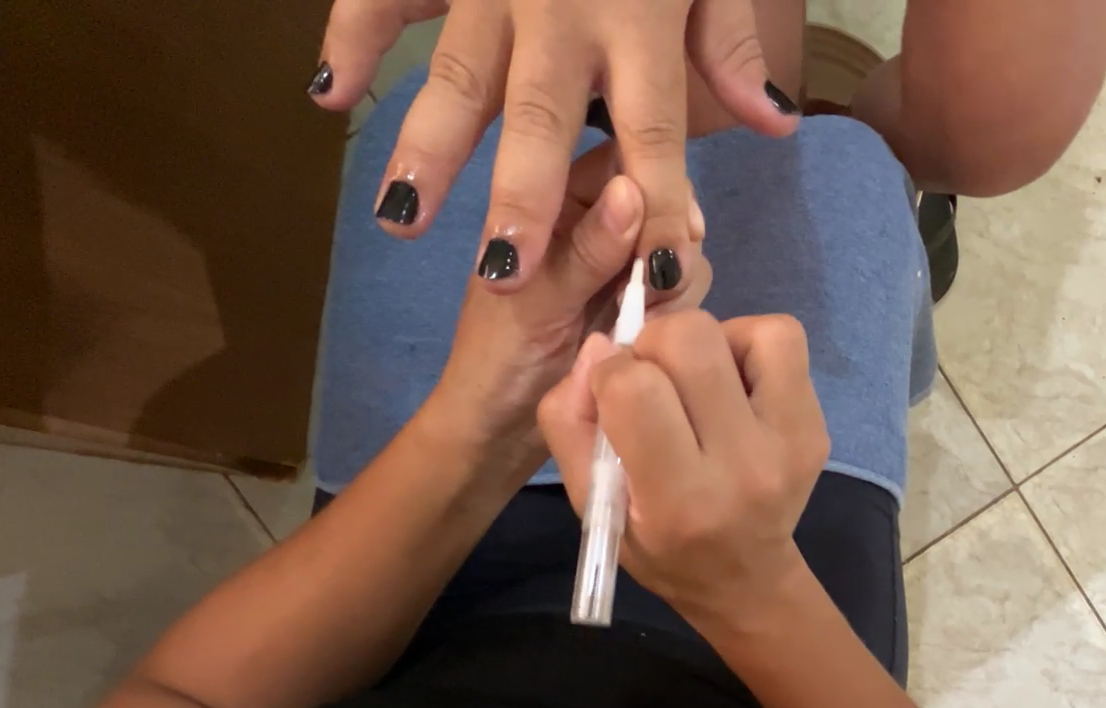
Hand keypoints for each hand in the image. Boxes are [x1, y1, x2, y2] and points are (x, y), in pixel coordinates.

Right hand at [310, 0, 798, 295]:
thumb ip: (731, 44)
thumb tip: (775, 124)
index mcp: (638, 21)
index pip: (654, 133)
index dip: (661, 209)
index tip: (658, 281)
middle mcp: (560, 11)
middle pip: (542, 121)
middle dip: (523, 200)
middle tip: (505, 273)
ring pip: (457, 74)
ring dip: (427, 148)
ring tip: (403, 219)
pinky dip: (353, 37)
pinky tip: (331, 96)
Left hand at [423, 150, 713, 454]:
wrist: (504, 431)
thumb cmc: (499, 358)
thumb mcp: (537, 299)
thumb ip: (586, 249)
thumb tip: (634, 189)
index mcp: (558, 205)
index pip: (622, 166)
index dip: (658, 187)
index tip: (680, 225)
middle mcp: (600, 231)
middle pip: (664, 209)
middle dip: (671, 244)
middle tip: (662, 285)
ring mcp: (626, 274)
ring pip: (680, 255)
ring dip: (676, 285)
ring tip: (650, 321)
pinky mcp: (645, 314)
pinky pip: (682, 298)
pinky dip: (679, 314)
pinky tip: (655, 337)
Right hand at [537, 311, 828, 627]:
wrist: (746, 579)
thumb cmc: (660, 548)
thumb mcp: (593, 506)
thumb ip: (572, 425)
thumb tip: (600, 345)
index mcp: (680, 499)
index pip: (635, 390)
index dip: (611, 373)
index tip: (611, 391)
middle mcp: (743, 467)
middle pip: (691, 340)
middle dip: (656, 345)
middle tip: (655, 379)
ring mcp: (790, 443)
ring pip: (748, 330)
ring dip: (709, 340)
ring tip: (698, 381)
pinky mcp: (816, 425)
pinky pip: (783, 339)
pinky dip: (748, 343)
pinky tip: (732, 381)